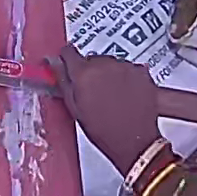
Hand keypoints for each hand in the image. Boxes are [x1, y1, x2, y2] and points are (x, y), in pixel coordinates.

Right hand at [50, 45, 159, 172]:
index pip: (69, 53)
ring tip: (112, 97)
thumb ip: (63, 82)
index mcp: (84, 72)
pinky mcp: (142, 71)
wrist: (136, 142)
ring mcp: (125, 66)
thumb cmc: (104, 131)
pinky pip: (129, 68)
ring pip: (111, 63)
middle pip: (92, 59)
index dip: (67, 59)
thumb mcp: (75, 109)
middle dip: (91, 72)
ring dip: (110, 74)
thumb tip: (54, 63)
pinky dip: (127, 77)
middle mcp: (105, 64)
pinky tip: (126, 94)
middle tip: (93, 92)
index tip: (67, 63)